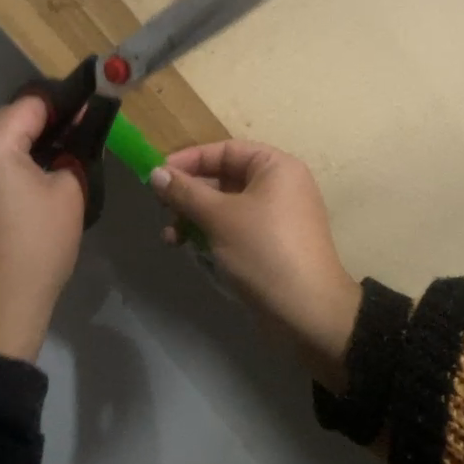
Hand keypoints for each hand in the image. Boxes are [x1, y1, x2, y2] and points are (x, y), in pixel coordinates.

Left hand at [0, 97, 85, 360]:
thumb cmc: (38, 248)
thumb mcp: (68, 194)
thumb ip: (72, 152)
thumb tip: (75, 132)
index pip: (29, 106)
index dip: (61, 107)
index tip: (86, 113)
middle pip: (1, 118)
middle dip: (34, 123)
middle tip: (69, 137)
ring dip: (11, 141)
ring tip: (43, 160)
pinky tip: (15, 183)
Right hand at [151, 141, 360, 390]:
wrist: (307, 313)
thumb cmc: (263, 251)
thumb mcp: (219, 217)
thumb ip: (185, 191)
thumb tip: (155, 172)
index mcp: (275, 167)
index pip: (224, 150)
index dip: (189, 160)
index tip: (158, 175)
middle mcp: (278, 186)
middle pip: (223, 178)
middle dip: (188, 194)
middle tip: (161, 209)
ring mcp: (275, 217)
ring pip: (224, 206)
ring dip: (194, 217)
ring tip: (171, 238)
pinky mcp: (269, 245)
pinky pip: (233, 228)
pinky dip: (210, 234)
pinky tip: (188, 249)